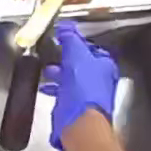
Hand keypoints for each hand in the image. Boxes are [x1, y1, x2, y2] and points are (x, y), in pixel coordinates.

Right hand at [42, 23, 119, 150]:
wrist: (80, 124)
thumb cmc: (83, 92)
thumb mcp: (76, 58)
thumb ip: (71, 41)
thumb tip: (66, 27)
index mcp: (104, 66)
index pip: (90, 48)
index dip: (77, 43)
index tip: (64, 38)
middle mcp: (100, 81)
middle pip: (82, 64)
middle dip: (66, 60)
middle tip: (54, 54)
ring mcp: (88, 96)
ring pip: (72, 79)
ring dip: (60, 75)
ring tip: (47, 71)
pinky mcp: (76, 108)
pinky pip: (65, 93)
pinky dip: (56, 89)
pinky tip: (46, 89)